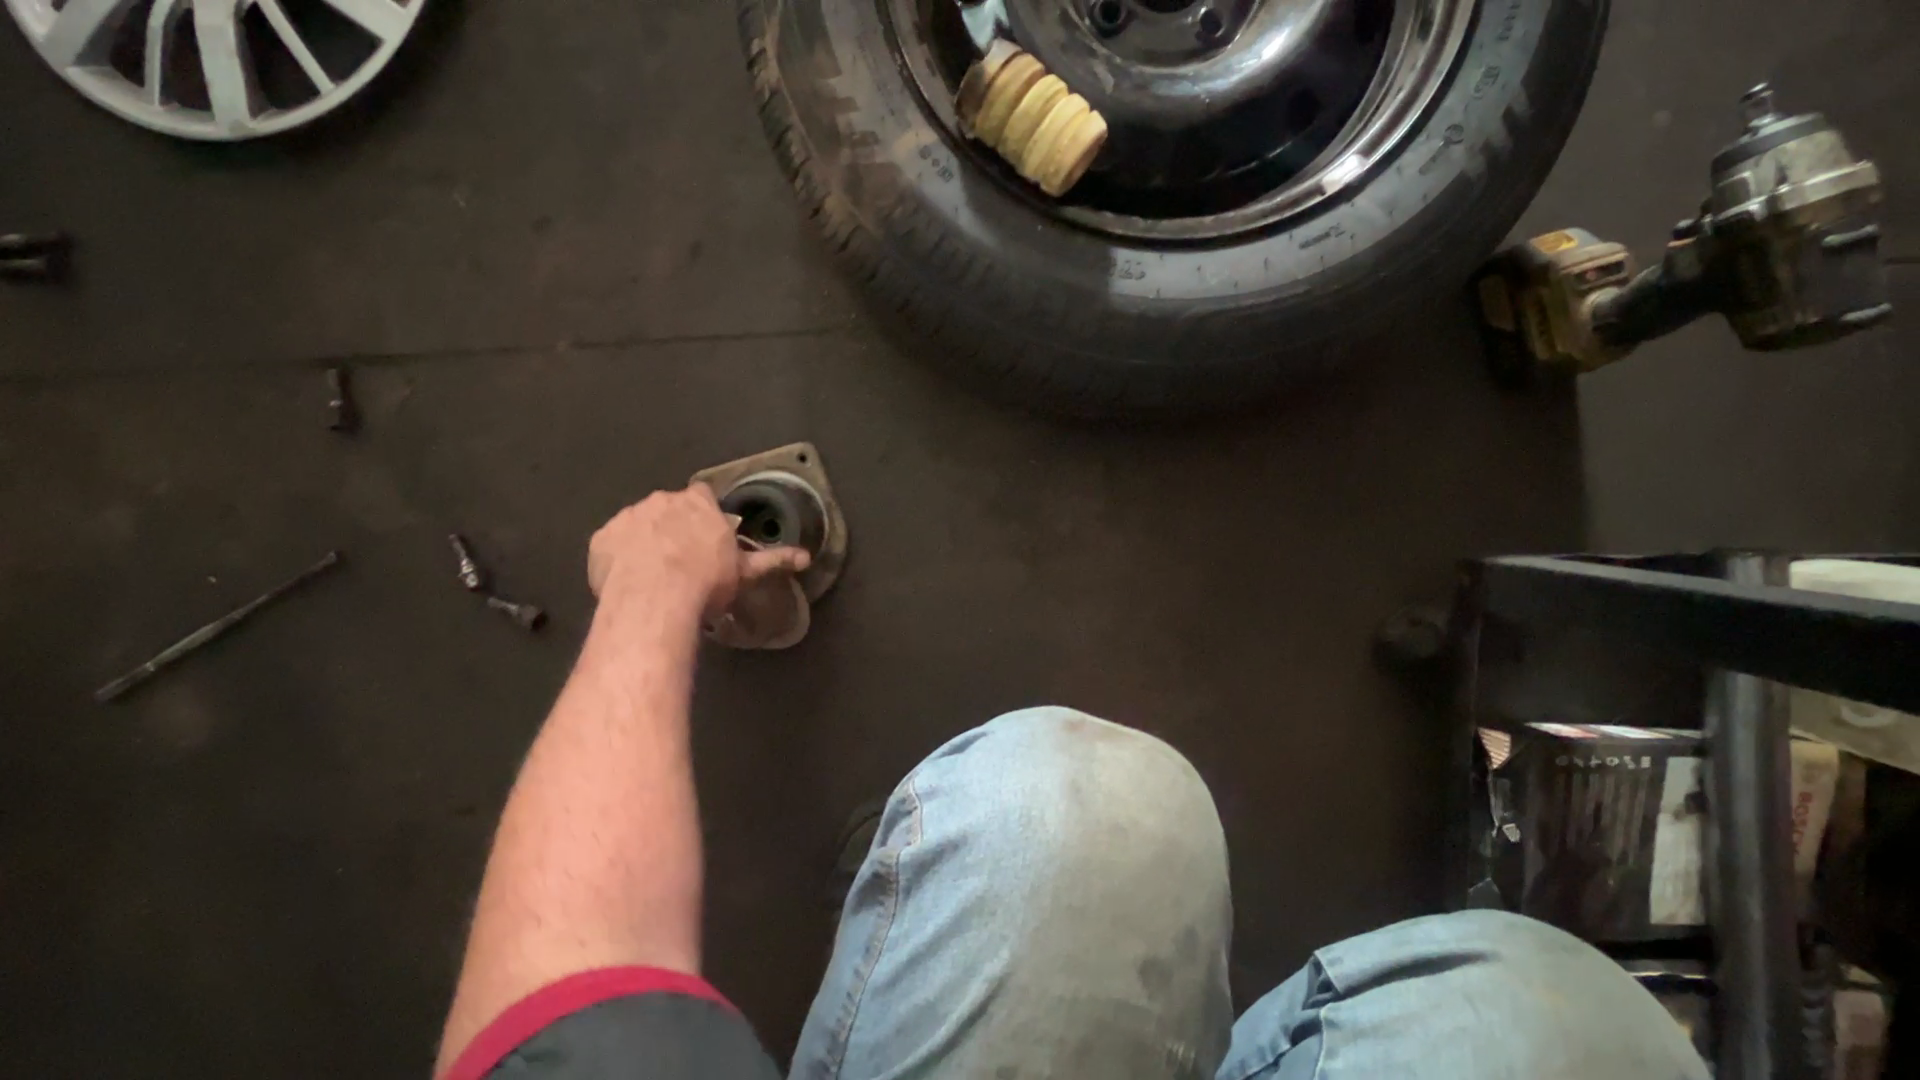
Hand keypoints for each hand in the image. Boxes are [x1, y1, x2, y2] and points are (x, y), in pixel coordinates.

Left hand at [587, 485, 810, 616]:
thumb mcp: (745, 572)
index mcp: (698, 502)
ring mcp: (627, 517)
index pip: (702, 496)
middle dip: (673, 528)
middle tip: (681, 561)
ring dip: (644, 542)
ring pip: (638, 525)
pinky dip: (619, 559)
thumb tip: (807, 557)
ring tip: (653, 576)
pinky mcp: (601, 539)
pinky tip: (629, 581)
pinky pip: (612, 545)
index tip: (706, 539)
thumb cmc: (706, 581)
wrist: (655, 599)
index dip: (704, 517)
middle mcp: (661, 500)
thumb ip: (773, 560)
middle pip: (668, 508)